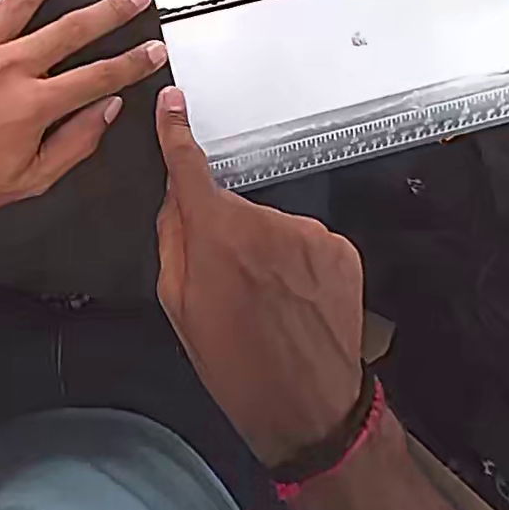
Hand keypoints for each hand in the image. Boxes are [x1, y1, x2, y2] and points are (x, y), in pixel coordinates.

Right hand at [154, 86, 364, 466]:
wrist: (309, 408)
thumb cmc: (234, 363)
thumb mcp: (176, 303)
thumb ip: (171, 239)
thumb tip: (175, 199)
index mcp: (215, 234)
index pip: (188, 167)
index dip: (175, 131)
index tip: (172, 101)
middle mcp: (263, 223)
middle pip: (228, 204)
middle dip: (221, 230)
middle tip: (227, 280)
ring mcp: (306, 233)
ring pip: (265, 222)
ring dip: (260, 248)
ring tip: (265, 298)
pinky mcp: (337, 246)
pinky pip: (299, 237)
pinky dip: (292, 259)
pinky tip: (292, 296)